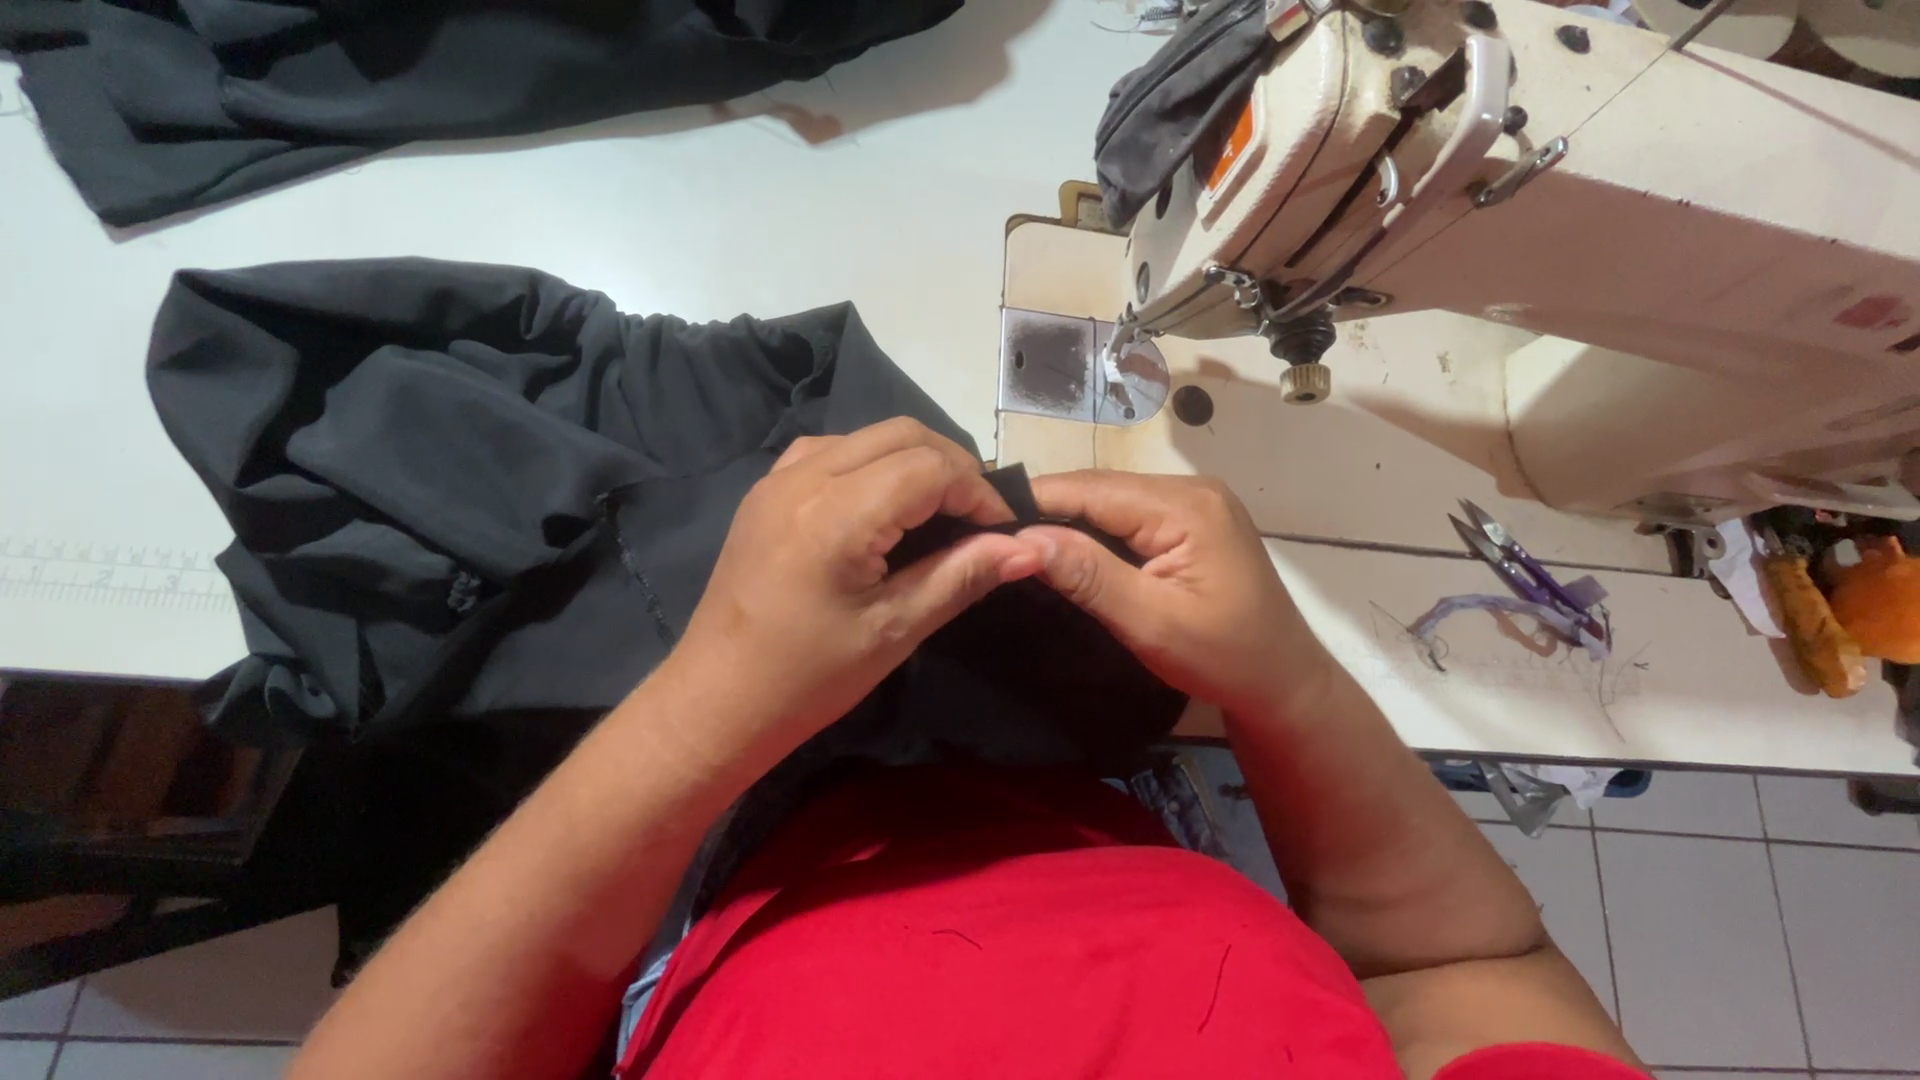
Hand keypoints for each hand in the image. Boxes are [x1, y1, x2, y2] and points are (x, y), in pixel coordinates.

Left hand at [666, 418, 1047, 759]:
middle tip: (978, 516)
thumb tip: (1028, 549)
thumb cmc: (809, 677)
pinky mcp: (766, 490)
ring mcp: (778, 478)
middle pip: (903, 434)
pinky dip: (873, 462)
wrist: (719, 699)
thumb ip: (961, 576)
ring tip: (939, 509)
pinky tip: (883, 505)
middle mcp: (804, 477)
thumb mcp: (895, 631)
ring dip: (914, 459)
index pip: (930, 468)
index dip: (978, 491)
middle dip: (953, 466)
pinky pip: (832, 450)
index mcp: (836, 514)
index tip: (1002, 531)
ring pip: (868, 435)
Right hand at [1020, 470, 1330, 715]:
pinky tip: (1065, 547)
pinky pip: (1129, 515)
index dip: (1036, 501)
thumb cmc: (1223, 658)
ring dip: (1068, 519)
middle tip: (991, 532)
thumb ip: (1088, 575)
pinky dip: (1094, 530)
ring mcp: (1195, 502)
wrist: (1282, 682)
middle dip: (1048, 509)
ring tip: (1018, 539)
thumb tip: (1025, 537)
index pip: (1092, 490)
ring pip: (1111, 500)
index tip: (982, 517)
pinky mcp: (1191, 521)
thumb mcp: (1150, 621)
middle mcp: (1192, 489)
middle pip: (1100, 489)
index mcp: (1186, 506)